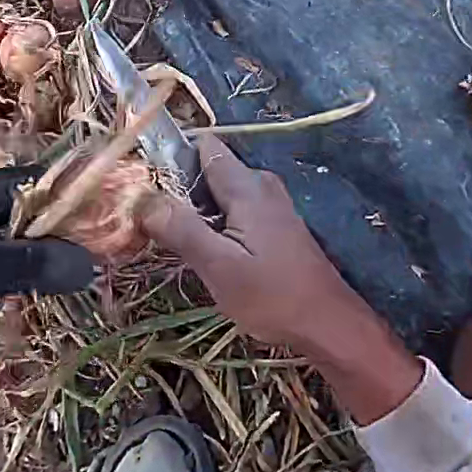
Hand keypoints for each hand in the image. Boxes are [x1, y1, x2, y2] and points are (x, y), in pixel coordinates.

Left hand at [0, 166, 93, 383]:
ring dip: (26, 249)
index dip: (68, 202)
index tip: (94, 228)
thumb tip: (91, 265)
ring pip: (5, 225)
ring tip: (46, 276)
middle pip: (23, 203)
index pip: (37, 181)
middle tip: (72, 260)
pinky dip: (3, 258)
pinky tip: (10, 282)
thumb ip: (39, 264)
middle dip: (49, 231)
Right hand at [143, 138, 420, 422]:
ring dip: (195, 210)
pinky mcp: (274, 224)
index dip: (172, 157)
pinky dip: (214, 222)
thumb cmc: (273, 296)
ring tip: (169, 238)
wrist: (328, 324)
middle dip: (179, 190)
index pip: (204, 148)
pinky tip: (203, 250)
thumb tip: (143, 198)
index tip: (144, 183)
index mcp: (247, 186)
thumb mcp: (219, 266)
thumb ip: (182, 229)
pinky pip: (234, 209)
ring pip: (219, 193)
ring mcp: (270, 204)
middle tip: (150, 220)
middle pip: (209, 170)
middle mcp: (261, 185)